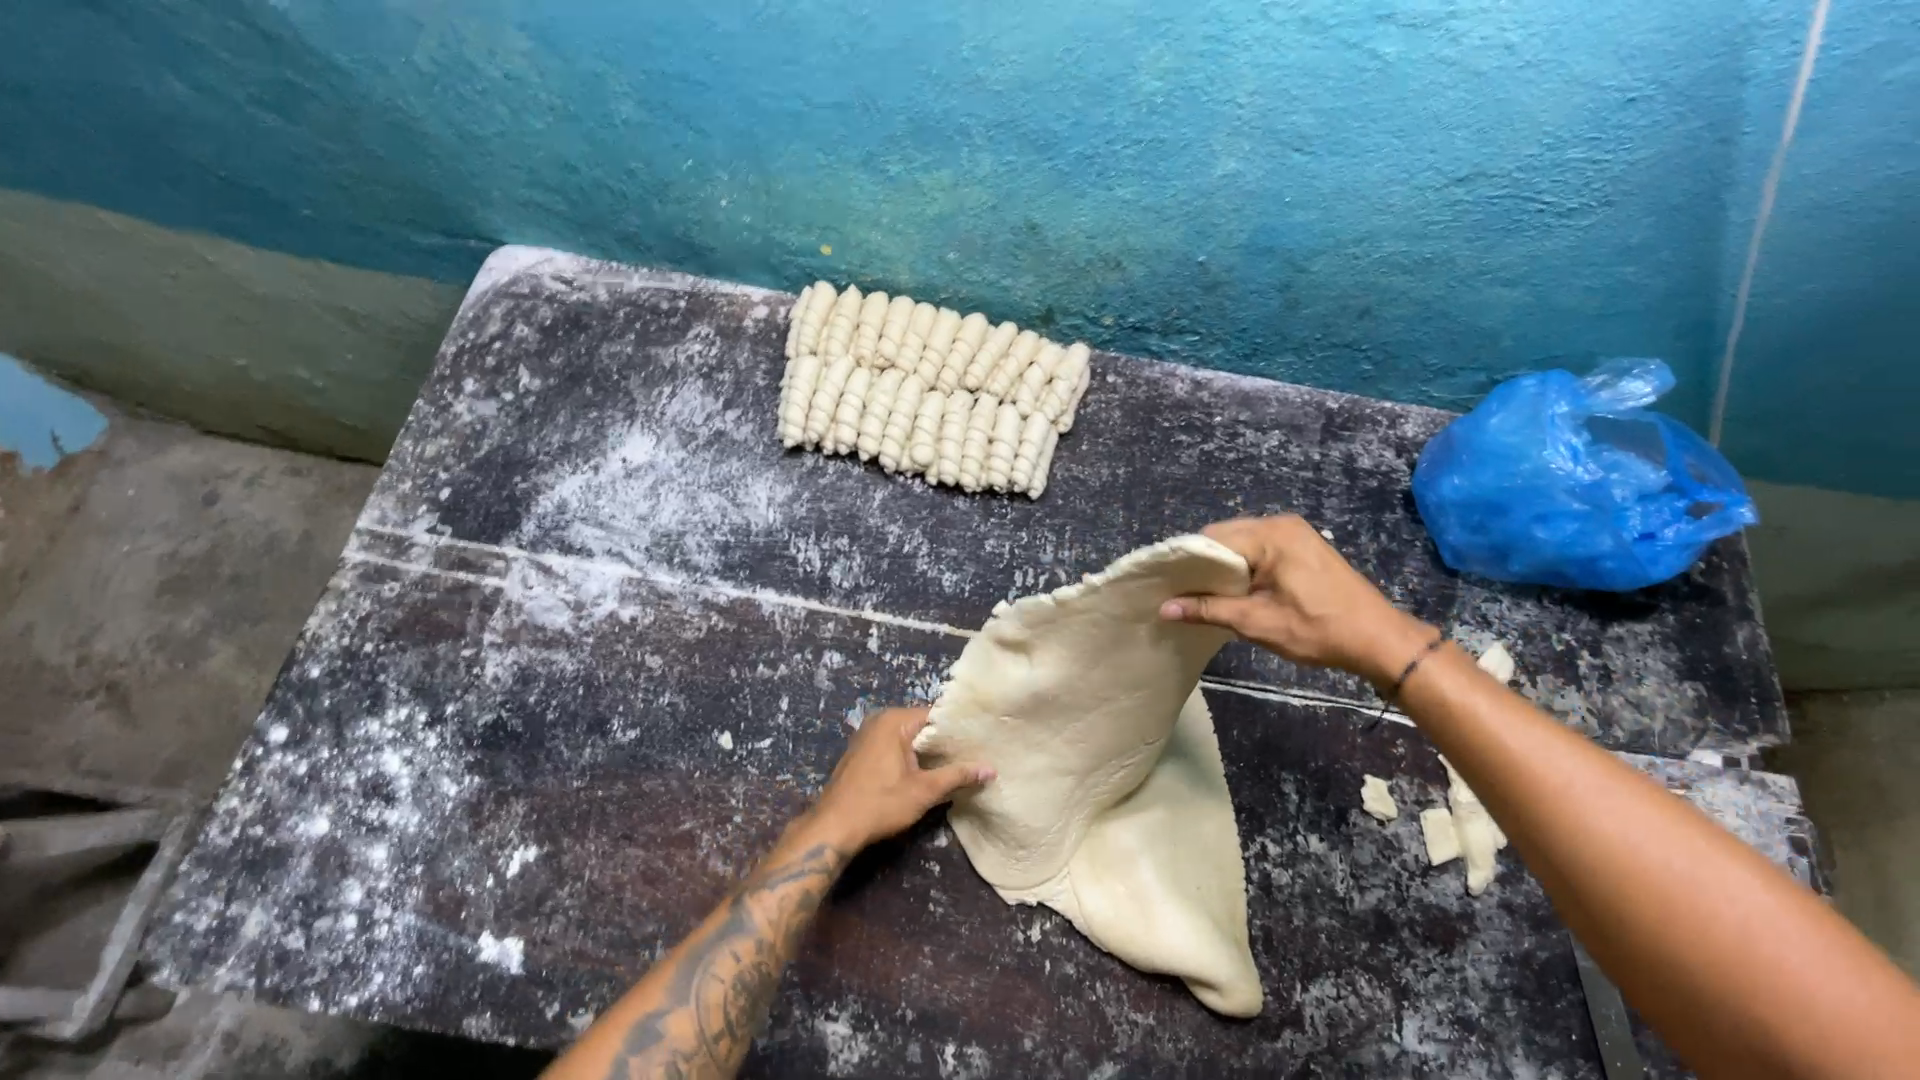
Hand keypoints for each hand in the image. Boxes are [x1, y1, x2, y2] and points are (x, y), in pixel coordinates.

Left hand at [804, 707, 993, 853]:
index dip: (959, 728)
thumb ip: (957, 775)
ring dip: (930, 751)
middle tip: (977, 752)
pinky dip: (913, 756)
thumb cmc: (880, 804)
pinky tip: (931, 771)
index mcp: (894, 721)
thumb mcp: (924, 791)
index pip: (936, 715)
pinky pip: (896, 746)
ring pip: (910, 738)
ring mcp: (869, 736)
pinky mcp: (864, 752)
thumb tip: (991, 769)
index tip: (982, 739)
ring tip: (960, 762)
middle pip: (923, 725)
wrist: (834, 827)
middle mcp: (880, 720)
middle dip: (946, 741)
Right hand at [1160, 515, 1436, 684]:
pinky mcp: (1302, 546)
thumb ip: (1208, 610)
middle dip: (1204, 564)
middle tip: (1182, 593)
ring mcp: (1295, 533)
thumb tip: (1164, 607)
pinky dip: (1243, 567)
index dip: (1187, 562)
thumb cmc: (1318, 629)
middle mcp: (1280, 524)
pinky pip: (1259, 549)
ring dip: (1223, 568)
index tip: (1166, 584)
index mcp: (1270, 536)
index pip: (1212, 538)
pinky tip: (1234, 590)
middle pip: (1225, 537)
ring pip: (1241, 544)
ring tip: (1204, 595)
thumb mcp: (1257, 622)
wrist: (1378, 639)